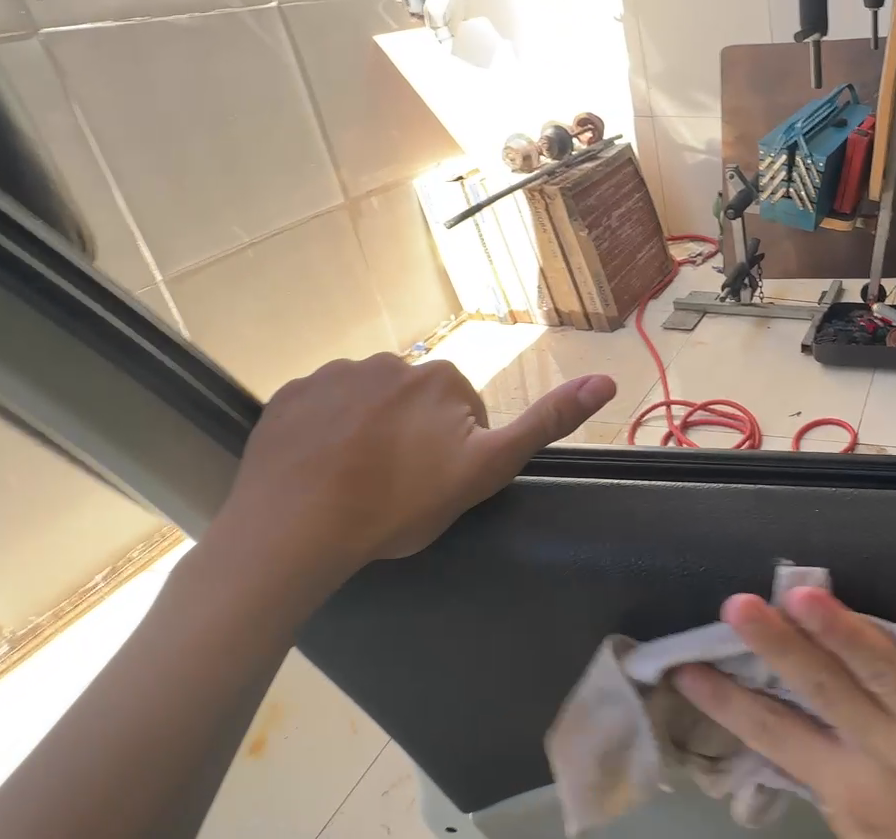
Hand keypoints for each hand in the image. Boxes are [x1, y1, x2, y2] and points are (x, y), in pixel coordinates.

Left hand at [210, 353, 614, 585]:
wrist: (292, 534)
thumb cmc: (399, 504)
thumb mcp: (488, 468)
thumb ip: (548, 422)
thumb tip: (608, 378)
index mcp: (441, 377)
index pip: (463, 411)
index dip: (457, 451)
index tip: (436, 484)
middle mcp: (389, 361)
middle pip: (417, 403)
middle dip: (415, 437)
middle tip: (397, 488)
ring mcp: (332, 376)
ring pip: (370, 404)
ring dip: (371, 432)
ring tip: (356, 482)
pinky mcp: (287, 396)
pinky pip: (322, 407)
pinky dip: (327, 431)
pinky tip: (321, 469)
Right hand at [672, 587, 895, 838]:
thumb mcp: (860, 829)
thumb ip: (828, 776)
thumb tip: (787, 724)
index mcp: (847, 785)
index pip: (775, 735)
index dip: (728, 702)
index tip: (687, 669)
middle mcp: (884, 751)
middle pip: (822, 689)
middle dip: (777, 646)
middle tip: (737, 605)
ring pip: (882, 670)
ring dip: (841, 631)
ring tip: (803, 596)